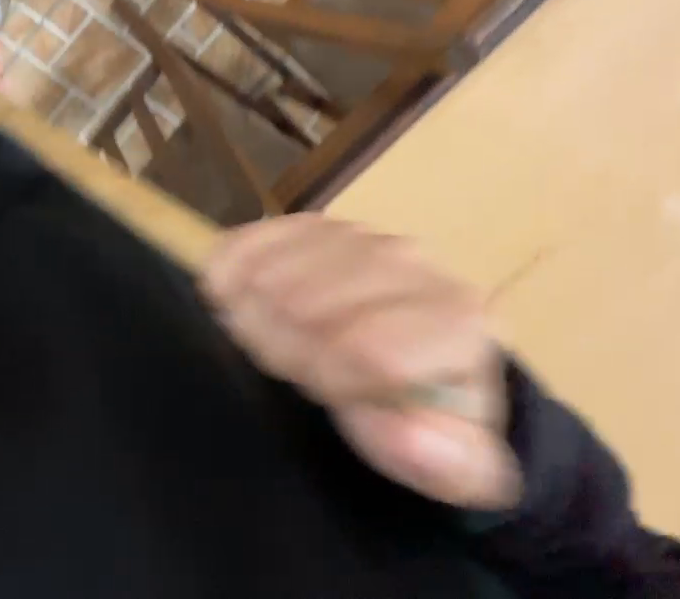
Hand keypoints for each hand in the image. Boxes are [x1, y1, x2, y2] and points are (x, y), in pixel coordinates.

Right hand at [198, 214, 520, 509]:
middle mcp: (405, 261)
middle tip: (296, 370)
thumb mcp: (453, 457)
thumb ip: (442, 457)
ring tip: (276, 340)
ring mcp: (348, 233)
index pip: (366, 348)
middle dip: (286, 352)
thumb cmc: (424, 407)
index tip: (330, 394)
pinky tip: (242, 303)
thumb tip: (411, 436)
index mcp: (453, 318)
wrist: (411, 354)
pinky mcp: (301, 222)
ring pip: (267, 276)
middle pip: (304, 307)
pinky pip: (242, 244)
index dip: (331, 380)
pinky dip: (226, 280)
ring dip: (254, 320)